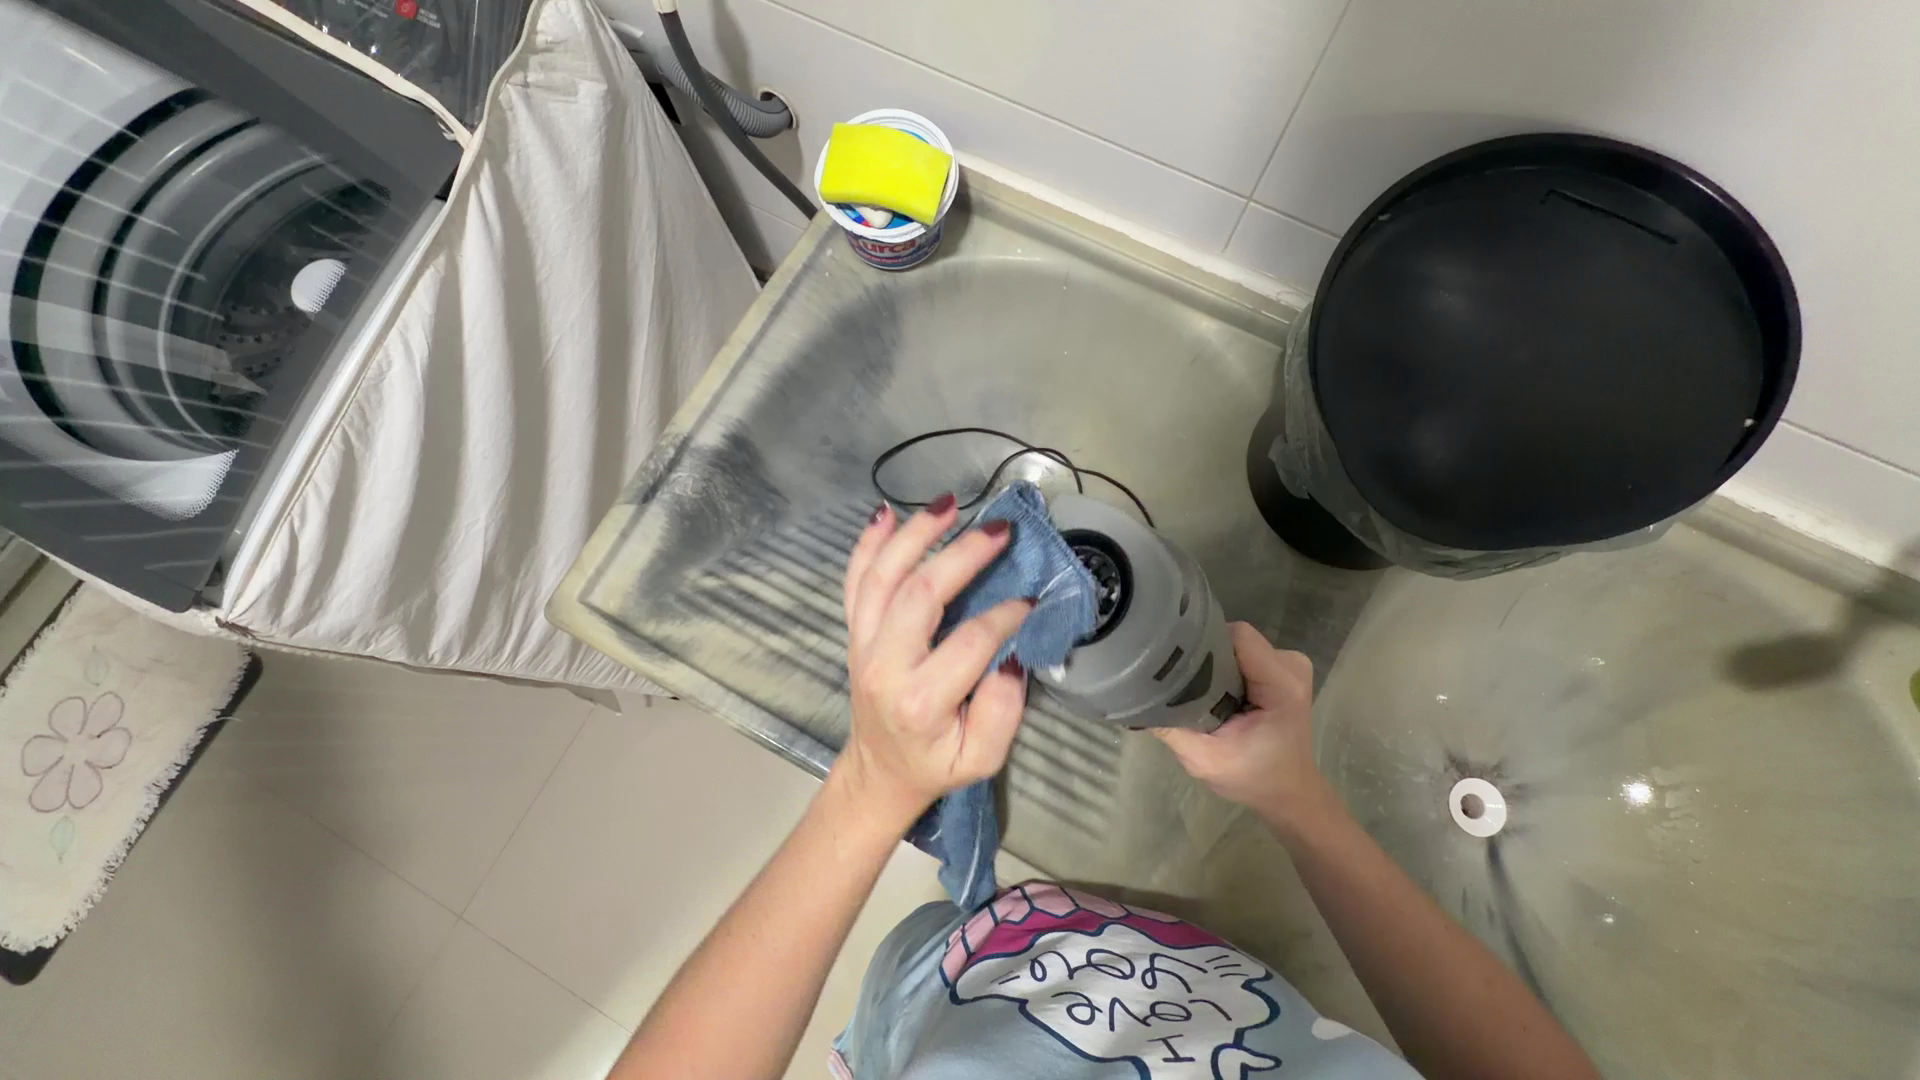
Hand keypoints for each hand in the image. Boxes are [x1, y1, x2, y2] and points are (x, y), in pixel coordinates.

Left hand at [834, 496, 1032, 826]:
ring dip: (915, 534)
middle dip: (963, 555)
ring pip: (882, 576)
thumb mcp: (981, 759)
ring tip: (950, 503)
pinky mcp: (854, 632)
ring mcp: (862, 644)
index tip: (1031, 600)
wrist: (879, 771)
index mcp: (919, 700)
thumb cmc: (934, 764)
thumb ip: (1002, 712)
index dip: (1005, 615)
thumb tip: (1010, 657)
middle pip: (920, 594)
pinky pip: (855, 581)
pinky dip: (867, 544)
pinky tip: (886, 513)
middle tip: (1000, 530)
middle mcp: (883, 665)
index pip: (969, 640)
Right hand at [1153, 623, 1338, 831]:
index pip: (1237, 637)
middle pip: (1234, 638)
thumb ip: (1170, 725)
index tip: (1178, 665)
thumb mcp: (1203, 759)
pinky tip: (1214, 691)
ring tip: (1197, 690)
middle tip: (1180, 683)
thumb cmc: (1252, 778)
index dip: (1203, 644)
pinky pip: (1242, 652)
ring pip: (1235, 644)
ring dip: (1213, 663)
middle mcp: (1290, 664)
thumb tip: (1132, 695)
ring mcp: (1288, 663)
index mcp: (1281, 684)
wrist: (1287, 792)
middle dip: (1205, 656)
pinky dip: (1224, 667)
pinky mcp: (1281, 668)